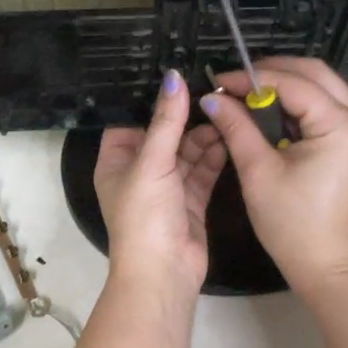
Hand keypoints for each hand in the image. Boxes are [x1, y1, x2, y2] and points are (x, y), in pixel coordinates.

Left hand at [94, 70, 227, 294]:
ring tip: (228, 110)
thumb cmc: (144, 216)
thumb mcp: (152, 162)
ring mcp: (166, 188)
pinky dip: (215, 156)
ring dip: (205, 135)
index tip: (178, 75)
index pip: (130, 122)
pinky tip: (232, 135)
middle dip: (186, 117)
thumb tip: (174, 76)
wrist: (163, 272)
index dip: (150, 102)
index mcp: (115, 162)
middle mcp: (139, 173)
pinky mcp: (191, 202)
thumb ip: (166, 120)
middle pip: (164, 135)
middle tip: (214, 88)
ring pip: (187, 153)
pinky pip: (203, 171)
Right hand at [200, 57, 347, 285]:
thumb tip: (211, 98)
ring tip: (248, 98)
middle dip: (273, 73)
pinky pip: (328, 111)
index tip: (218, 82)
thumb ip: (236, 128)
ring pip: (323, 90)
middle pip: (316, 75)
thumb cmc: (292, 224)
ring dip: (286, 87)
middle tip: (235, 85)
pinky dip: (299, 107)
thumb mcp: (258, 172)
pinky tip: (271, 117)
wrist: (327, 266)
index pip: (293, 83)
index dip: (252, 78)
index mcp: (341, 125)